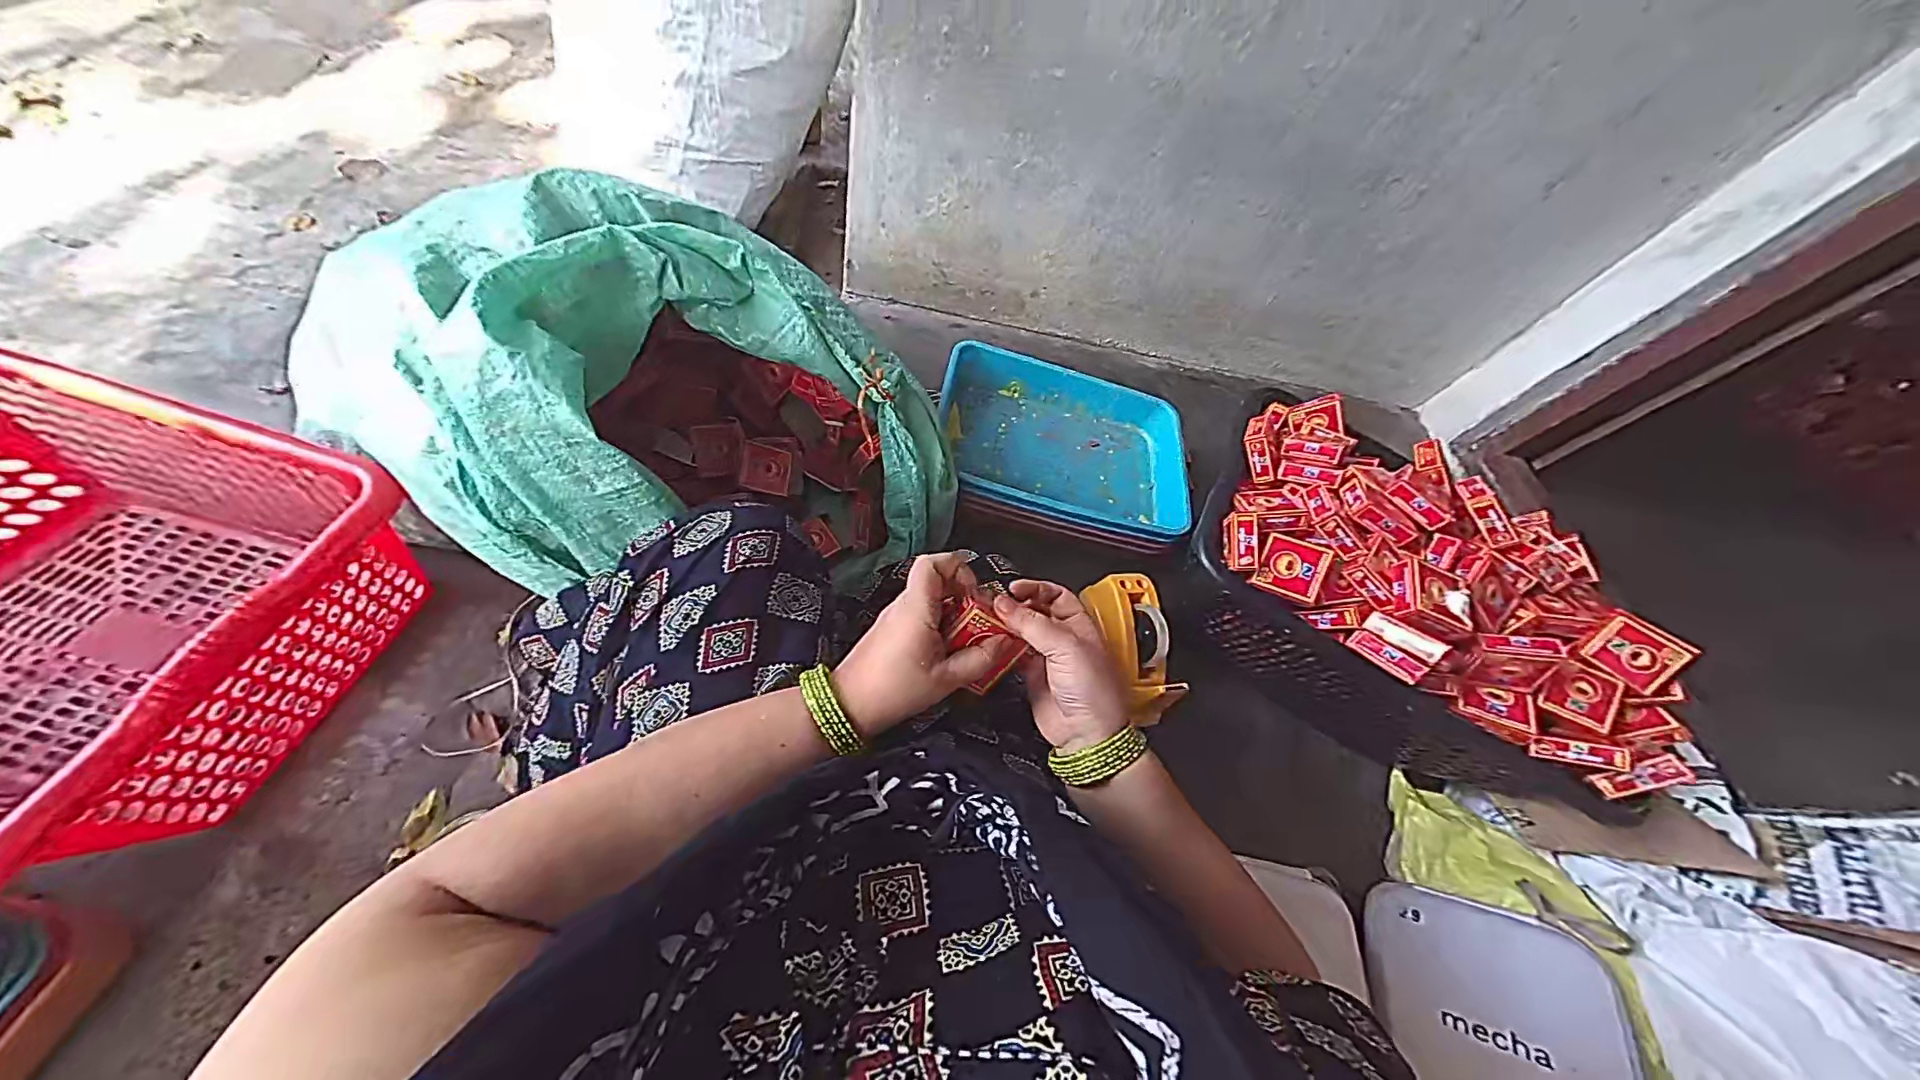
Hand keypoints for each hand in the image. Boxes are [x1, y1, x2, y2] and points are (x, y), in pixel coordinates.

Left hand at [832, 553, 1006, 736]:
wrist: (850, 705)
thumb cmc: (889, 691)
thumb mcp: (947, 679)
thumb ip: (981, 658)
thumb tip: (1003, 644)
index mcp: (917, 608)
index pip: (936, 561)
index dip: (962, 570)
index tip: (977, 597)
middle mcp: (905, 605)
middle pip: (941, 581)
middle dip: (966, 600)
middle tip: (978, 625)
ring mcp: (898, 616)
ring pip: (935, 600)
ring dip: (956, 616)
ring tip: (964, 644)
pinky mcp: (895, 629)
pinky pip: (924, 615)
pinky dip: (941, 628)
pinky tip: (946, 653)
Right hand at [990, 581, 1130, 751]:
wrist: (1086, 734)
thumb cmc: (1095, 692)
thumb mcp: (1066, 647)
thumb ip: (1033, 623)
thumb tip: (1006, 604)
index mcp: (1080, 624)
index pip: (1055, 595)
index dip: (1035, 588)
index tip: (1013, 588)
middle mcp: (1064, 638)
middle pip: (1035, 611)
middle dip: (1015, 605)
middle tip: (995, 603)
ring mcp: (1047, 656)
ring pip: (1022, 631)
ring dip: (1006, 625)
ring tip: (989, 620)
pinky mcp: (1032, 674)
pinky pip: (1013, 654)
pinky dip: (1001, 646)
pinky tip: (993, 642)